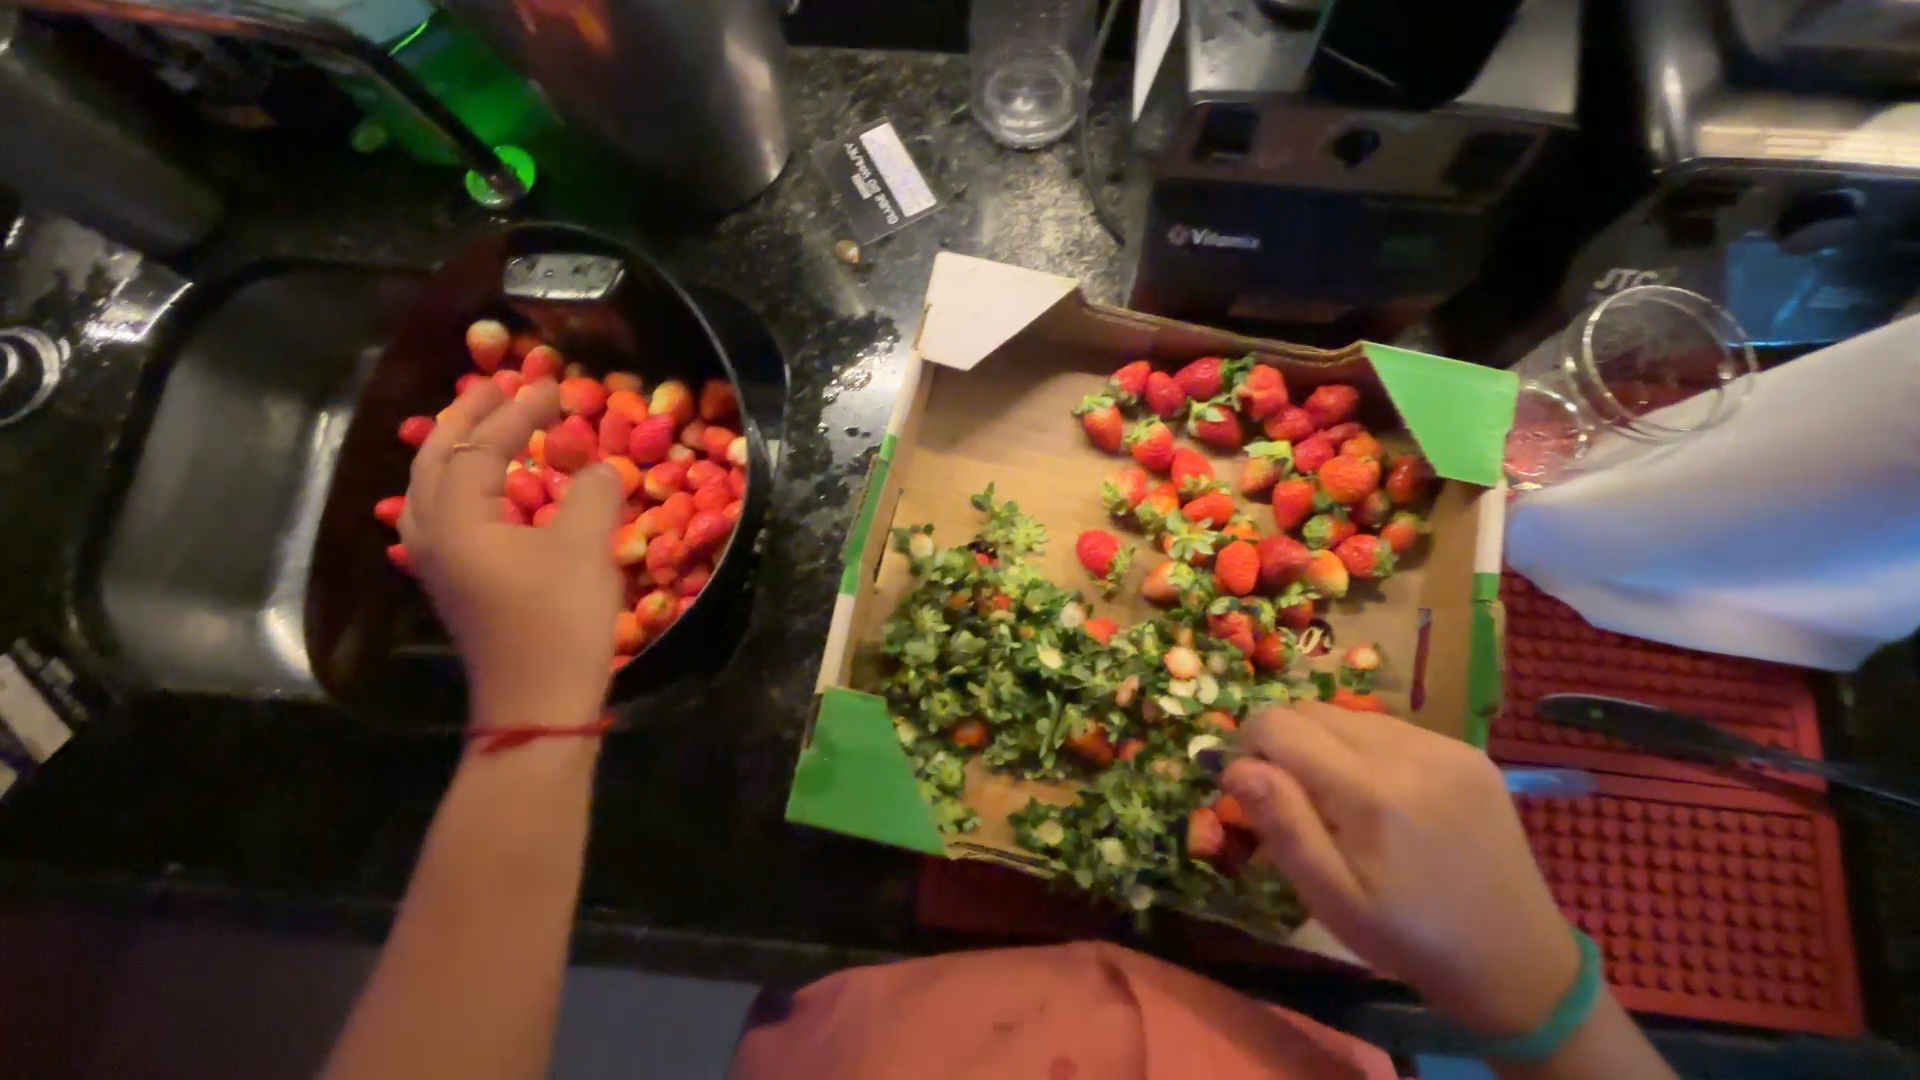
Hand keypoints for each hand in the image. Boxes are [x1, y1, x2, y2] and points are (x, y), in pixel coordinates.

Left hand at [400, 379, 624, 727]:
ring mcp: (437, 563)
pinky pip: (444, 514)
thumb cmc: (559, 622)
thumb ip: (591, 495)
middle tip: (500, 386)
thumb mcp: (584, 550)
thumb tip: (599, 467)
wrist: (537, 703)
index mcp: (456, 520)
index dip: (516, 413)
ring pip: (431, 487)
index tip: (551, 387)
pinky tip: (490, 490)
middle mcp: (431, 535)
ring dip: (459, 448)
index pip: (478, 448)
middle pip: (436, 458)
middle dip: (469, 417)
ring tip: (487, 426)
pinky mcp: (455, 584)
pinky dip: (464, 485)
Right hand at [1221, 703, 1580, 1037]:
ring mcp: (1445, 747)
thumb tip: (1234, 764)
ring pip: (1348, 714)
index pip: (1278, 724)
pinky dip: (1364, 747)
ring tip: (1339, 797)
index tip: (1253, 787)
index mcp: (1371, 792)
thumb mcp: (1330, 897)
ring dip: (1324, 742)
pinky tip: (1382, 794)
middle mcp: (1409, 752)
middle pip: (1310, 710)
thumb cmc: (1408, 936)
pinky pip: (1388, 726)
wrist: (1518, 962)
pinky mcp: (1467, 751)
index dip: (1250, 746)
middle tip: (1292, 796)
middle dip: (1284, 742)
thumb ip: (1280, 823)